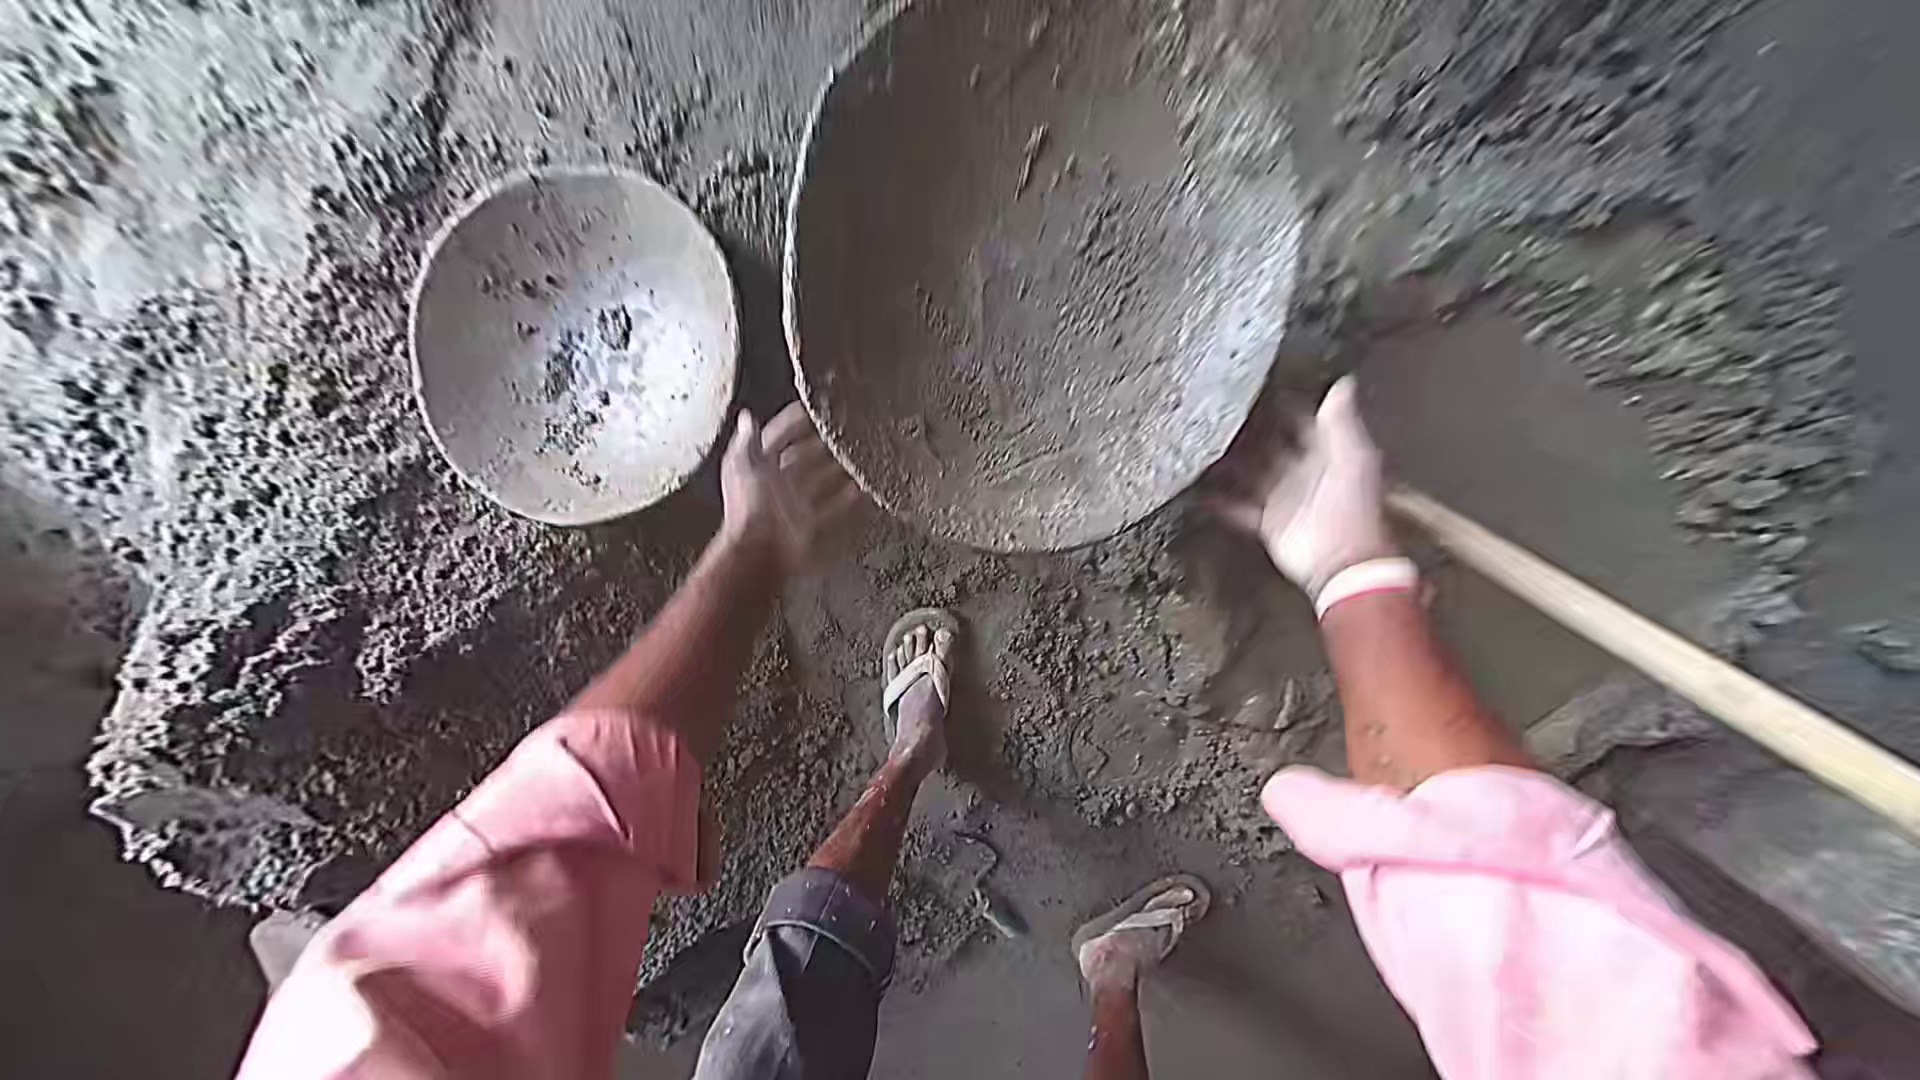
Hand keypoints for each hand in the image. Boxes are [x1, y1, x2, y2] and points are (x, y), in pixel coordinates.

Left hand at [719, 401, 864, 574]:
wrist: (760, 552)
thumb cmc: (748, 508)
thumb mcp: (742, 466)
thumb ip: (748, 442)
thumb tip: (748, 418)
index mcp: (759, 467)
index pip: (778, 437)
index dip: (794, 422)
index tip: (813, 409)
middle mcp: (778, 484)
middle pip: (803, 458)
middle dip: (823, 443)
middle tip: (845, 429)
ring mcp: (797, 505)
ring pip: (822, 480)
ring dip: (839, 468)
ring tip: (858, 453)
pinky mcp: (812, 524)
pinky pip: (835, 507)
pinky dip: (849, 497)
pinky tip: (862, 486)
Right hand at [1202, 376, 1397, 596]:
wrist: (1342, 563)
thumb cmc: (1352, 510)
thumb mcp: (1353, 459)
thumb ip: (1341, 424)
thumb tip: (1343, 383)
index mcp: (1324, 454)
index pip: (1299, 422)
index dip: (1281, 404)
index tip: (1254, 387)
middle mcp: (1300, 472)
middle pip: (1267, 446)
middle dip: (1244, 432)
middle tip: (1214, 415)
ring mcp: (1281, 497)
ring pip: (1247, 474)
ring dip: (1225, 464)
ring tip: (1197, 448)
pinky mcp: (1265, 521)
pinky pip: (1235, 507)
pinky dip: (1216, 501)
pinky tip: (1194, 491)